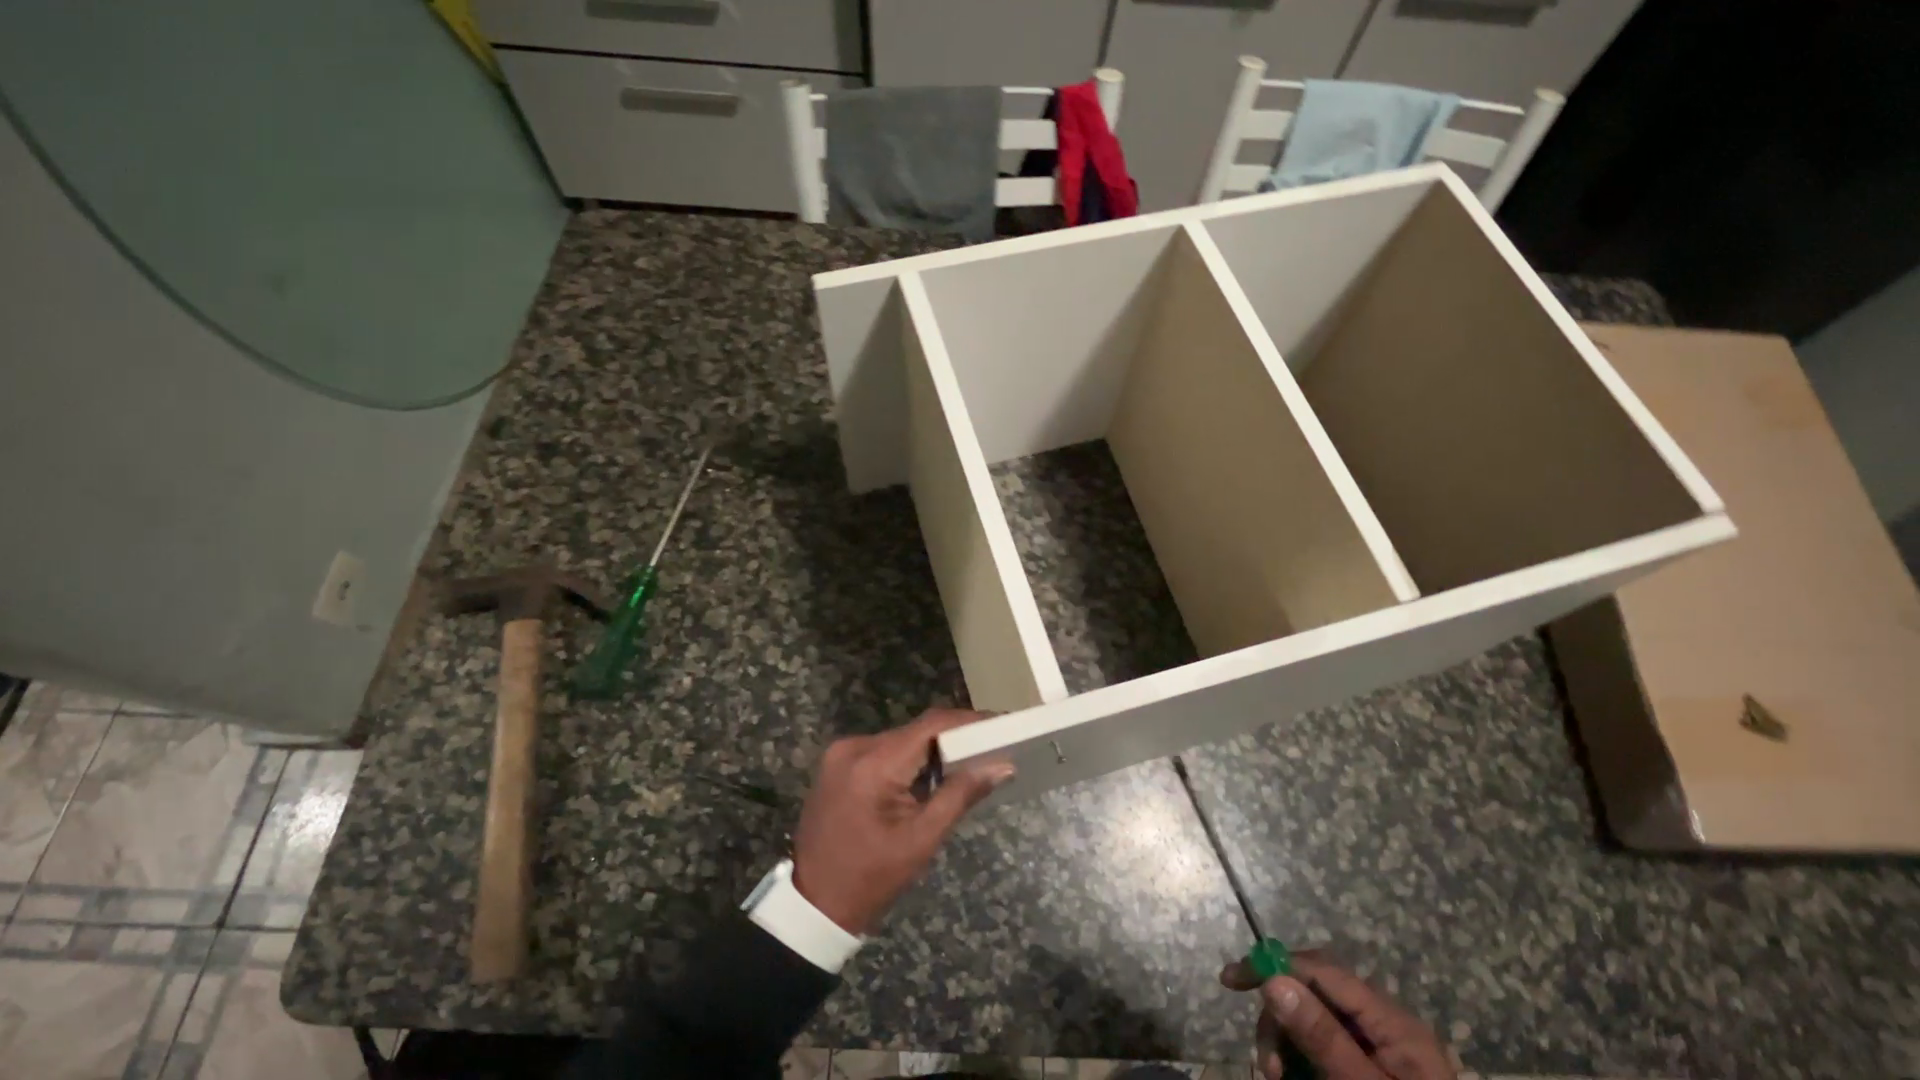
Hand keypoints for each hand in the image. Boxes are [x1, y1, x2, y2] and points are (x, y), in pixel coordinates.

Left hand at [790, 708, 1015, 934]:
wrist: (814, 905)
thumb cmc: (872, 878)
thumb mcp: (922, 839)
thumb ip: (961, 795)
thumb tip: (1001, 764)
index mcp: (873, 763)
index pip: (930, 726)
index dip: (969, 722)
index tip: (1003, 725)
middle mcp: (854, 747)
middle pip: (915, 731)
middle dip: (955, 739)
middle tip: (993, 749)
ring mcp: (841, 755)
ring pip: (900, 741)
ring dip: (932, 751)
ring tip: (970, 764)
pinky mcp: (838, 766)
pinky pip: (883, 753)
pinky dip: (909, 761)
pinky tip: (932, 778)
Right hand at [1221, 951, 1455, 1079]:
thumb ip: (1321, 1038)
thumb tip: (1274, 980)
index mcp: (1394, 1023)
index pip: (1324, 970)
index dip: (1275, 966)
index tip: (1230, 980)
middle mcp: (1387, 1027)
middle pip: (1315, 994)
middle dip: (1280, 1019)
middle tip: (1267, 1066)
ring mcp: (1380, 1052)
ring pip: (1314, 1025)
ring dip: (1288, 1048)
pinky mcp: (1369, 1072)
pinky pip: (1324, 1052)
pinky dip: (1302, 1064)